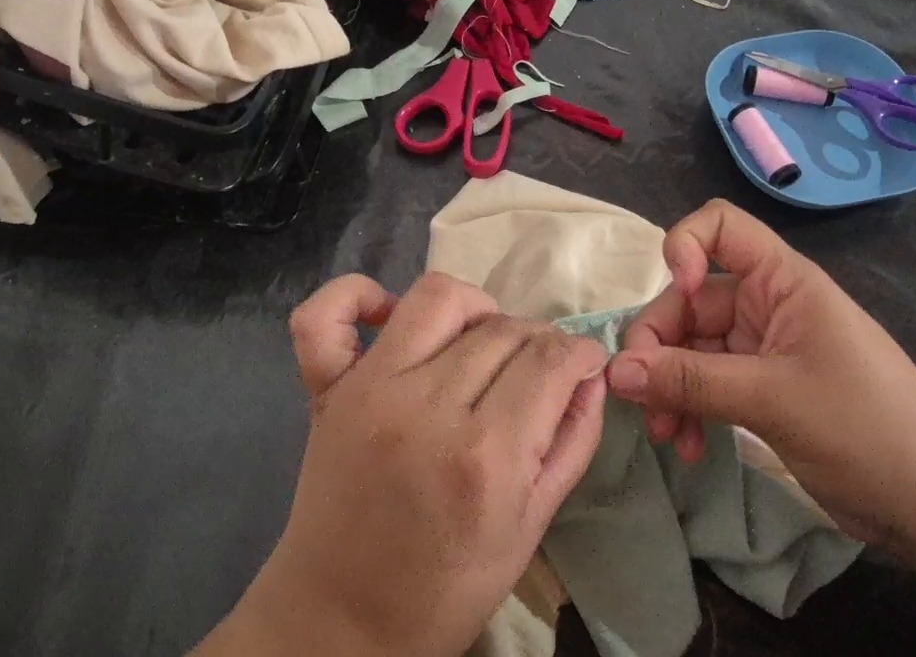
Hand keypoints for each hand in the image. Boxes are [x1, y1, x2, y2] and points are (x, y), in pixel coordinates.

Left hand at [217, 273, 607, 656]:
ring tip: (481, 342)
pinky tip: (389, 315)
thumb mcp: (531, 525)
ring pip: (437, 298)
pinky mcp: (326, 389)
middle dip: (537, 340)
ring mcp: (369, 390)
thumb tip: (591, 374)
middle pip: (503, 328)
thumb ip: (571, 440)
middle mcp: (426, 407)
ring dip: (475, 308)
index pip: (550, 358)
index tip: (584, 364)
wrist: (344, 620)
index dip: (580, 352)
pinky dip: (357, 296)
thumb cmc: (448, 586)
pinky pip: (325, 315)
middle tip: (538, 371)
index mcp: (485, 455)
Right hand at [604, 200, 915, 545]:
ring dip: (669, 386)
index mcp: (782, 281)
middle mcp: (767, 305)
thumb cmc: (865, 428)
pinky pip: (706, 385)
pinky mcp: (761, 390)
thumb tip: (615, 372)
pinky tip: (689, 447)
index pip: (720, 227)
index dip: (684, 246)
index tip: (677, 292)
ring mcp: (762, 349)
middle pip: (690, 299)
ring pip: (691, 348)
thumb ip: (690, 381)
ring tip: (666, 434)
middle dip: (660, 345)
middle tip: (640, 396)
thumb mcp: (773, 398)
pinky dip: (690, 409)